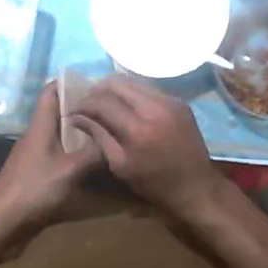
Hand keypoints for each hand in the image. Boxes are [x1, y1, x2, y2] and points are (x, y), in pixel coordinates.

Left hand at [0, 81, 102, 227]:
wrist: (0, 225)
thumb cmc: (33, 189)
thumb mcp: (71, 169)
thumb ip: (95, 152)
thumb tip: (118, 138)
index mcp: (41, 126)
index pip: (51, 91)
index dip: (70, 81)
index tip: (97, 81)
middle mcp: (37, 136)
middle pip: (59, 111)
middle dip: (84, 106)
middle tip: (112, 107)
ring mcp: (36, 155)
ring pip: (61, 133)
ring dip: (81, 130)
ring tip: (108, 129)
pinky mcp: (37, 173)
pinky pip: (60, 153)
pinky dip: (76, 150)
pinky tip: (94, 159)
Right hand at [72, 76, 224, 220]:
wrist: (194, 185)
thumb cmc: (153, 182)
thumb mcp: (119, 165)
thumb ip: (99, 135)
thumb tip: (78, 116)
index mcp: (138, 128)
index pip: (103, 102)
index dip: (84, 104)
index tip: (73, 110)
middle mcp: (155, 108)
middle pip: (118, 83)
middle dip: (98, 89)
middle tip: (87, 101)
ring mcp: (171, 101)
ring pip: (135, 82)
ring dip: (116, 89)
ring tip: (104, 101)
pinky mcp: (180, 102)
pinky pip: (150, 89)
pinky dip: (134, 94)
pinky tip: (127, 106)